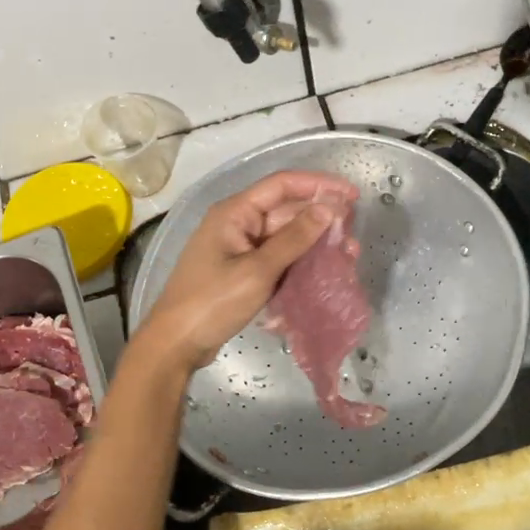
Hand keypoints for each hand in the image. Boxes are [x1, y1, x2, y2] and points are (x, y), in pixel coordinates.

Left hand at [136, 171, 358, 369]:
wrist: (176, 343)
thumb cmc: (212, 302)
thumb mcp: (258, 270)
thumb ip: (295, 238)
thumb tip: (329, 208)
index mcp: (235, 212)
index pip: (283, 185)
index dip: (319, 185)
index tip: (352, 196)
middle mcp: (238, 224)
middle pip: (287, 212)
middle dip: (321, 222)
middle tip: (352, 240)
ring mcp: (239, 250)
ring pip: (285, 239)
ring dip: (314, 246)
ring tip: (345, 259)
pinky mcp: (242, 273)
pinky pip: (277, 261)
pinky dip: (298, 265)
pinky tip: (321, 277)